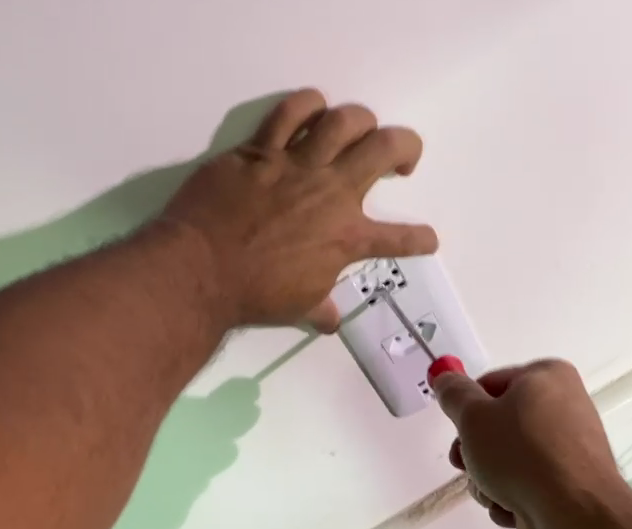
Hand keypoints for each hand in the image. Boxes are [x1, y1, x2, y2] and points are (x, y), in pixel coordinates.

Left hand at [153, 90, 438, 332]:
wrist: (203, 270)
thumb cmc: (256, 295)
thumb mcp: (299, 307)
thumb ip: (321, 307)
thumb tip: (330, 321)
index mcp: (347, 238)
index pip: (398, 238)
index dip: (420, 238)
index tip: (429, 239)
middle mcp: (332, 193)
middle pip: (383, 149)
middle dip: (405, 146)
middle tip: (402, 159)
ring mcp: (297, 165)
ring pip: (343, 120)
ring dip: (361, 119)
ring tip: (361, 128)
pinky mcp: (261, 150)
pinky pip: (290, 112)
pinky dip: (307, 104)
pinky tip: (313, 106)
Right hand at [432, 361, 631, 528]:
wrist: (572, 514)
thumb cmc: (521, 454)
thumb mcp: (474, 417)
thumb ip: (455, 395)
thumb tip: (445, 377)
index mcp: (547, 376)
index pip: (492, 384)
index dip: (467, 411)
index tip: (456, 432)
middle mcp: (564, 406)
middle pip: (499, 426)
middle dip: (476, 452)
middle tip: (463, 465)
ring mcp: (567, 449)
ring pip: (509, 460)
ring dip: (489, 480)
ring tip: (492, 493)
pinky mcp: (567, 484)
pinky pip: (527, 484)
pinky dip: (512, 497)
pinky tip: (512, 509)